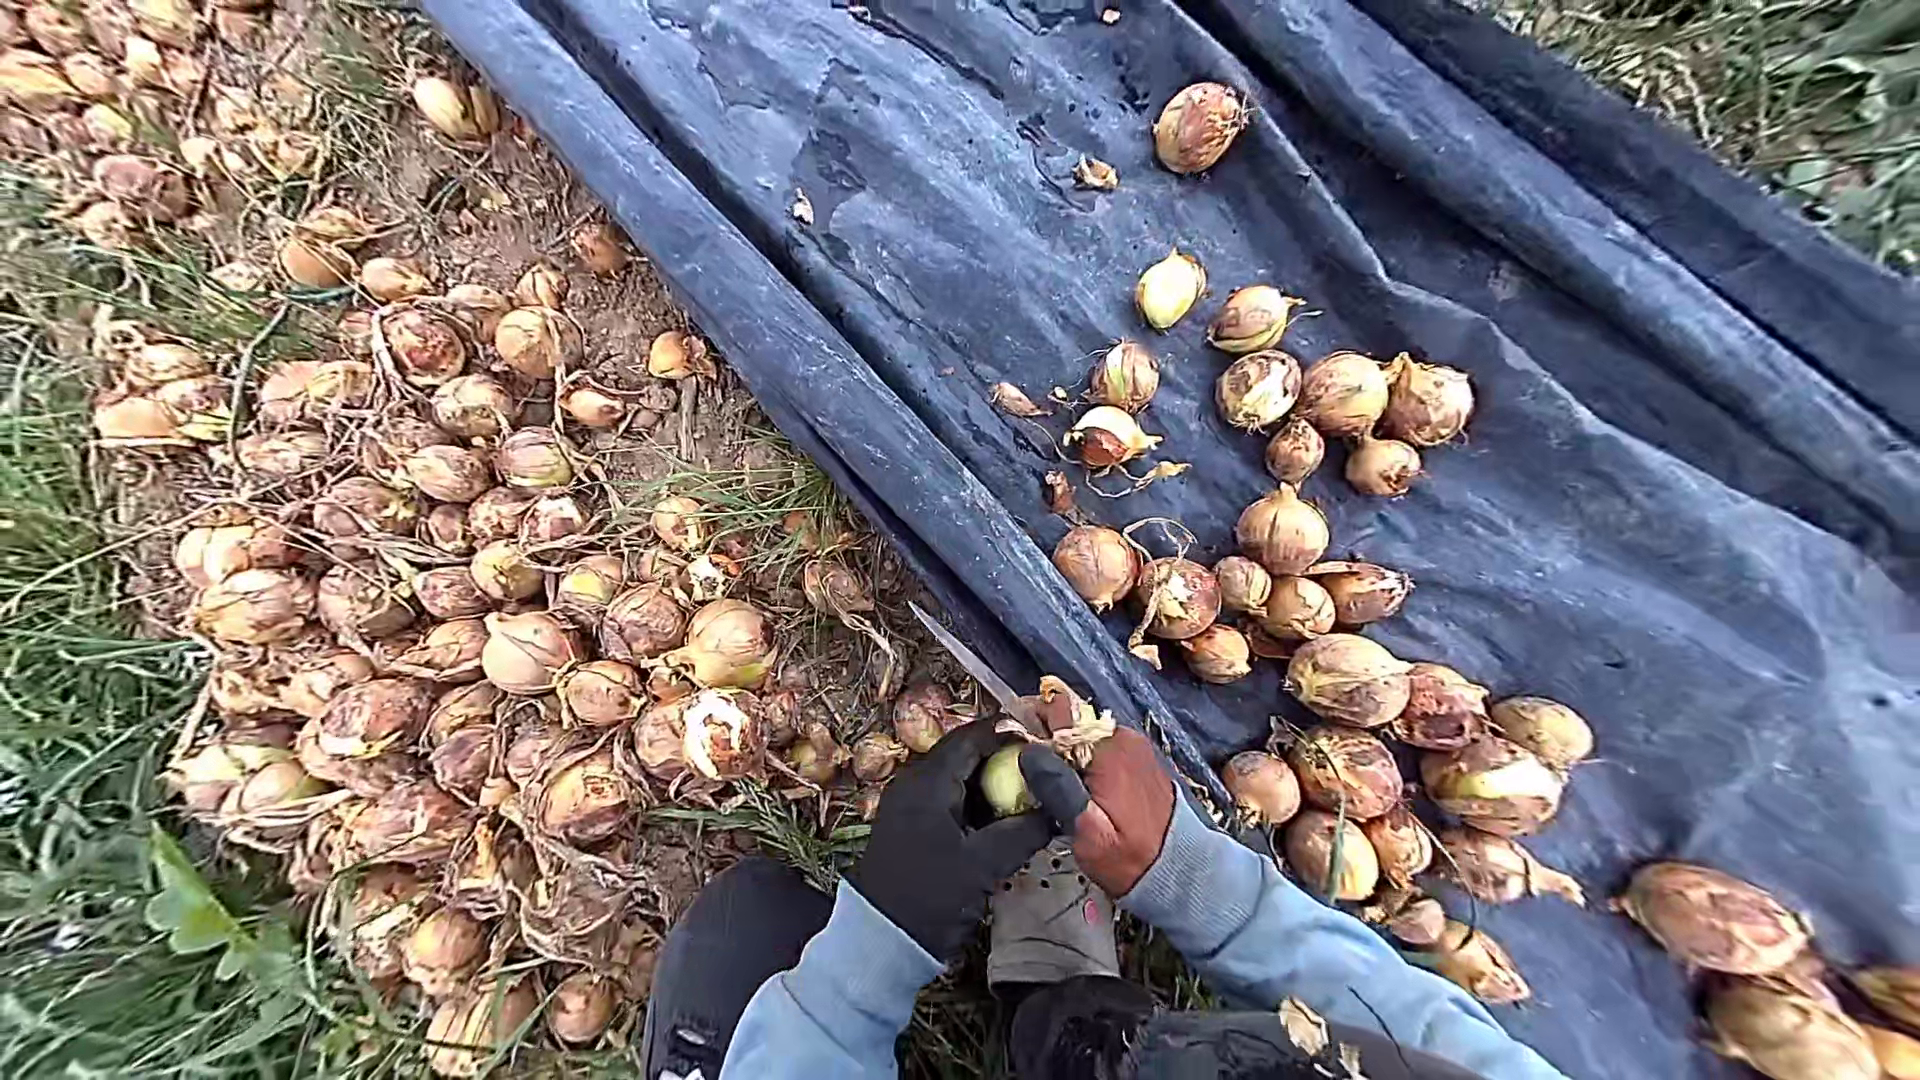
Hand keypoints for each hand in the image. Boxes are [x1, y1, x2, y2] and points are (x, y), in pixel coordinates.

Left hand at [847, 720, 1054, 959]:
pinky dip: (974, 799)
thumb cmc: (931, 898)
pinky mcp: (911, 820)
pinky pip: (948, 795)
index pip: (970, 738)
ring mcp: (910, 800)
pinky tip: (998, 816)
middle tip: (1037, 767)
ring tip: (1025, 789)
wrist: (881, 941)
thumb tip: (1055, 812)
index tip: (1039, 740)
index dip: (1005, 734)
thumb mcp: (983, 865)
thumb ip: (1022, 832)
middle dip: (1001, 757)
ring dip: (988, 779)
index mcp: (928, 781)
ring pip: (956, 775)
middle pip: (963, 753)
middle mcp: (915, 781)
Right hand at [1019, 727, 1174, 896]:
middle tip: (1034, 770)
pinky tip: (1082, 787)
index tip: (1016, 739)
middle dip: (1048, 739)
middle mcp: (1123, 738)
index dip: (1033, 721)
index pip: (1060, 711)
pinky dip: (1086, 759)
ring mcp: (1134, 747)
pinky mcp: (1140, 759)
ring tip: (1057, 783)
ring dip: (1067, 751)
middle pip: (1071, 720)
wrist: (1185, 874)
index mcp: (1108, 749)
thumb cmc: (1133, 859)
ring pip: (1085, 734)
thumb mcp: (1088, 832)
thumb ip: (1058, 787)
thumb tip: (1029, 751)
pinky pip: (1102, 746)